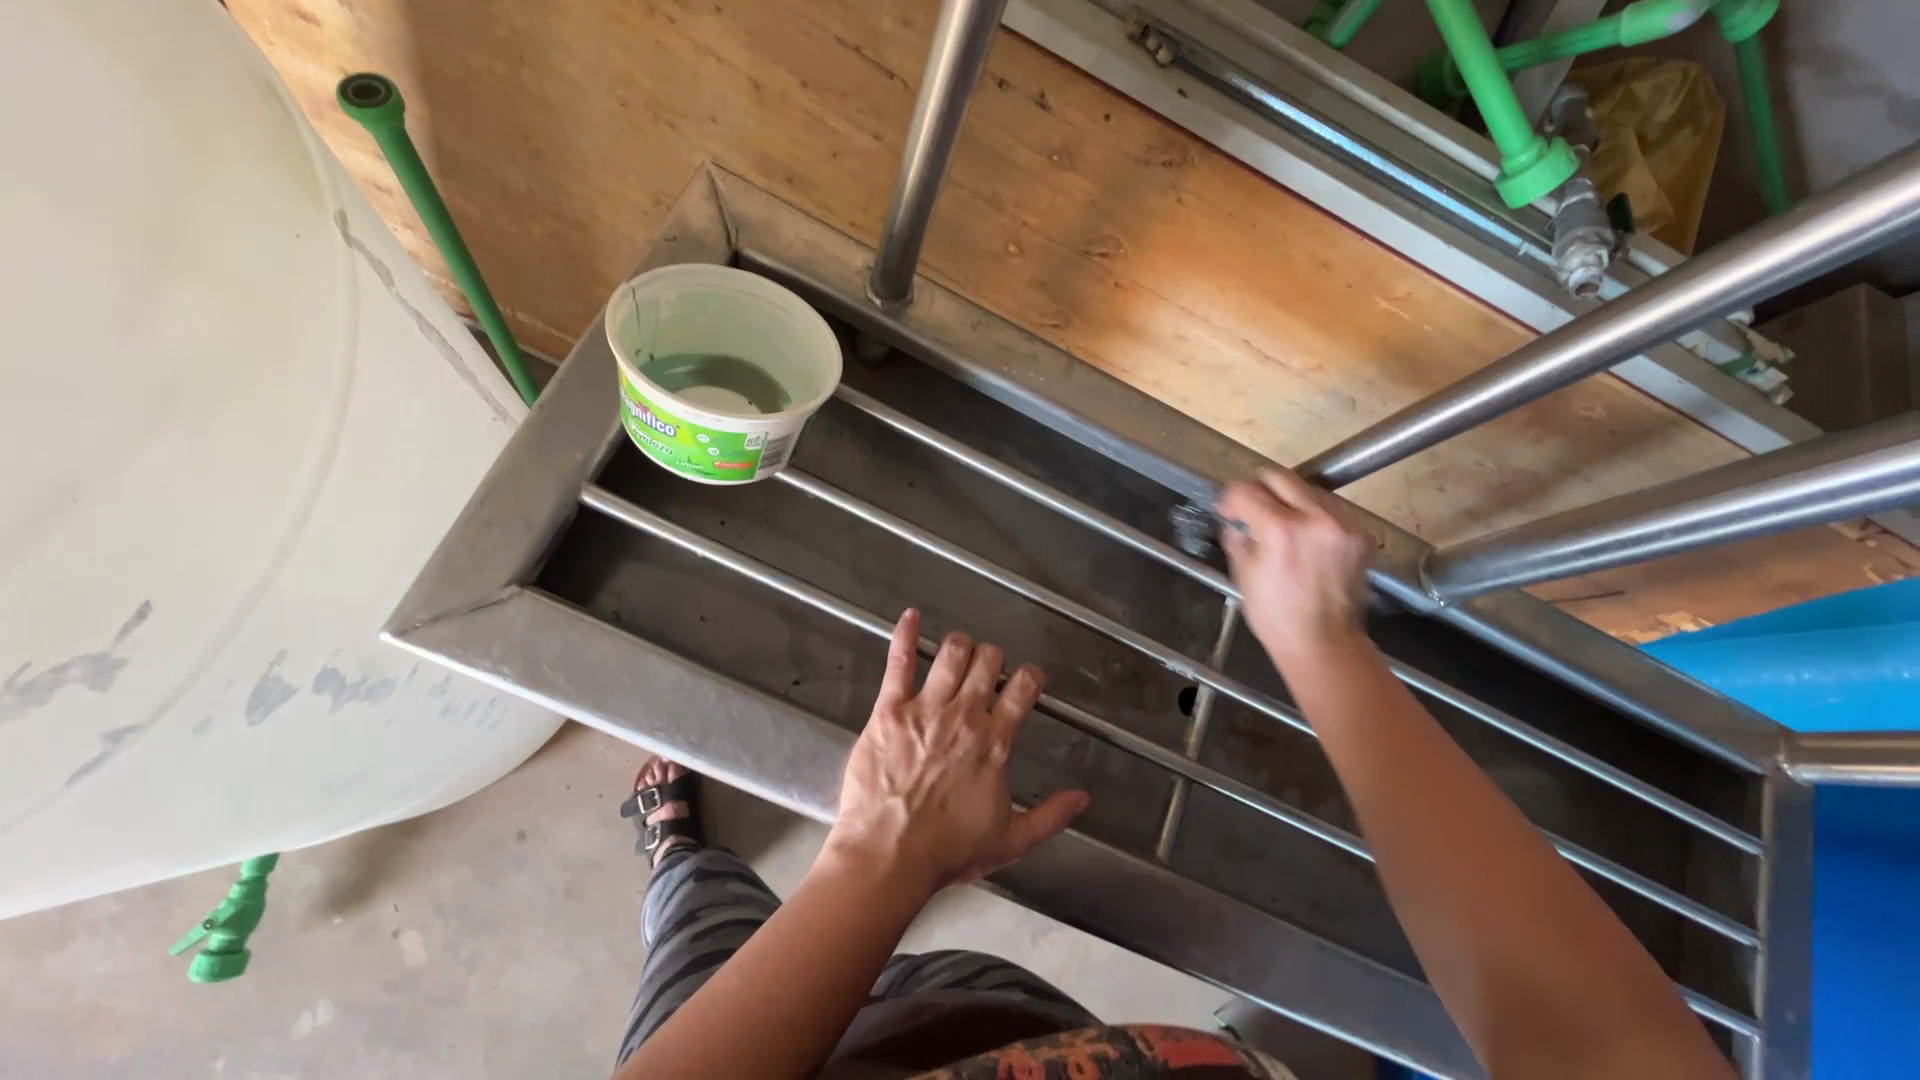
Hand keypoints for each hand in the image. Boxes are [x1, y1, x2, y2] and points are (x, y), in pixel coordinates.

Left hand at [826, 609, 1089, 896]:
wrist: (889, 857)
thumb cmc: (947, 852)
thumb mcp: (1011, 840)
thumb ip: (1051, 816)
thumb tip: (1082, 798)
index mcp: (995, 742)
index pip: (1023, 688)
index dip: (1029, 677)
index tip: (1028, 678)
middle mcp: (964, 717)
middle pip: (987, 661)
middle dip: (991, 659)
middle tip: (986, 669)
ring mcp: (925, 709)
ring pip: (950, 653)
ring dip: (958, 646)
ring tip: (958, 650)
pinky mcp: (888, 710)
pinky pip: (899, 661)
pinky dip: (905, 634)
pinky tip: (909, 617)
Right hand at [1218, 468, 1373, 662]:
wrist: (1324, 642)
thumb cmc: (1277, 617)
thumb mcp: (1245, 577)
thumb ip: (1238, 539)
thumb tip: (1237, 523)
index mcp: (1280, 529)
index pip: (1246, 491)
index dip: (1230, 499)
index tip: (1228, 511)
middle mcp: (1315, 518)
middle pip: (1280, 477)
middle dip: (1259, 489)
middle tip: (1251, 508)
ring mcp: (1342, 525)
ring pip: (1308, 489)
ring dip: (1289, 500)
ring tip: (1281, 524)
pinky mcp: (1359, 535)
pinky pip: (1330, 510)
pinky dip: (1313, 515)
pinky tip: (1306, 536)